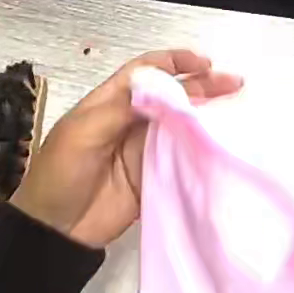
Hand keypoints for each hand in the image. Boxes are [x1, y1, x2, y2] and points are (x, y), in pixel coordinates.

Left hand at [11, 50, 241, 245]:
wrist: (56, 230)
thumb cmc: (61, 173)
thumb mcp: (83, 132)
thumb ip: (122, 108)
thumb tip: (162, 90)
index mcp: (112, 100)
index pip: (148, 71)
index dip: (176, 62)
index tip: (203, 64)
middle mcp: (135, 118)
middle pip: (174, 93)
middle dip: (203, 83)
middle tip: (233, 83)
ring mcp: (148, 145)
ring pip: (185, 119)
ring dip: (210, 109)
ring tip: (237, 103)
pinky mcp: (159, 171)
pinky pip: (186, 152)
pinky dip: (205, 142)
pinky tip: (224, 137)